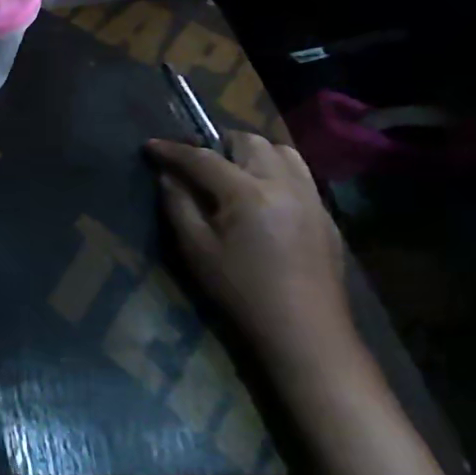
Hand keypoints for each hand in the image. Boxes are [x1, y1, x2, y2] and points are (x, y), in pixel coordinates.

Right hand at [145, 134, 347, 349]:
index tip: (150, 145)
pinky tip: (262, 195)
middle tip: (196, 163)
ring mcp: (310, 197)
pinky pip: (299, 174)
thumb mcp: (196, 249)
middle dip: (217, 143)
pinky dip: (275, 170)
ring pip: (281, 151)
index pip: (203, 158)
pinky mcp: (325, 214)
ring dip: (251, 152)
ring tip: (233, 171)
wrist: (304, 333)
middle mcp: (284, 184)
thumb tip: (167, 175)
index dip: (173, 150)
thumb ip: (178, 204)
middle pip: (248, 141)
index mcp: (248, 193)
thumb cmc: (242, 292)